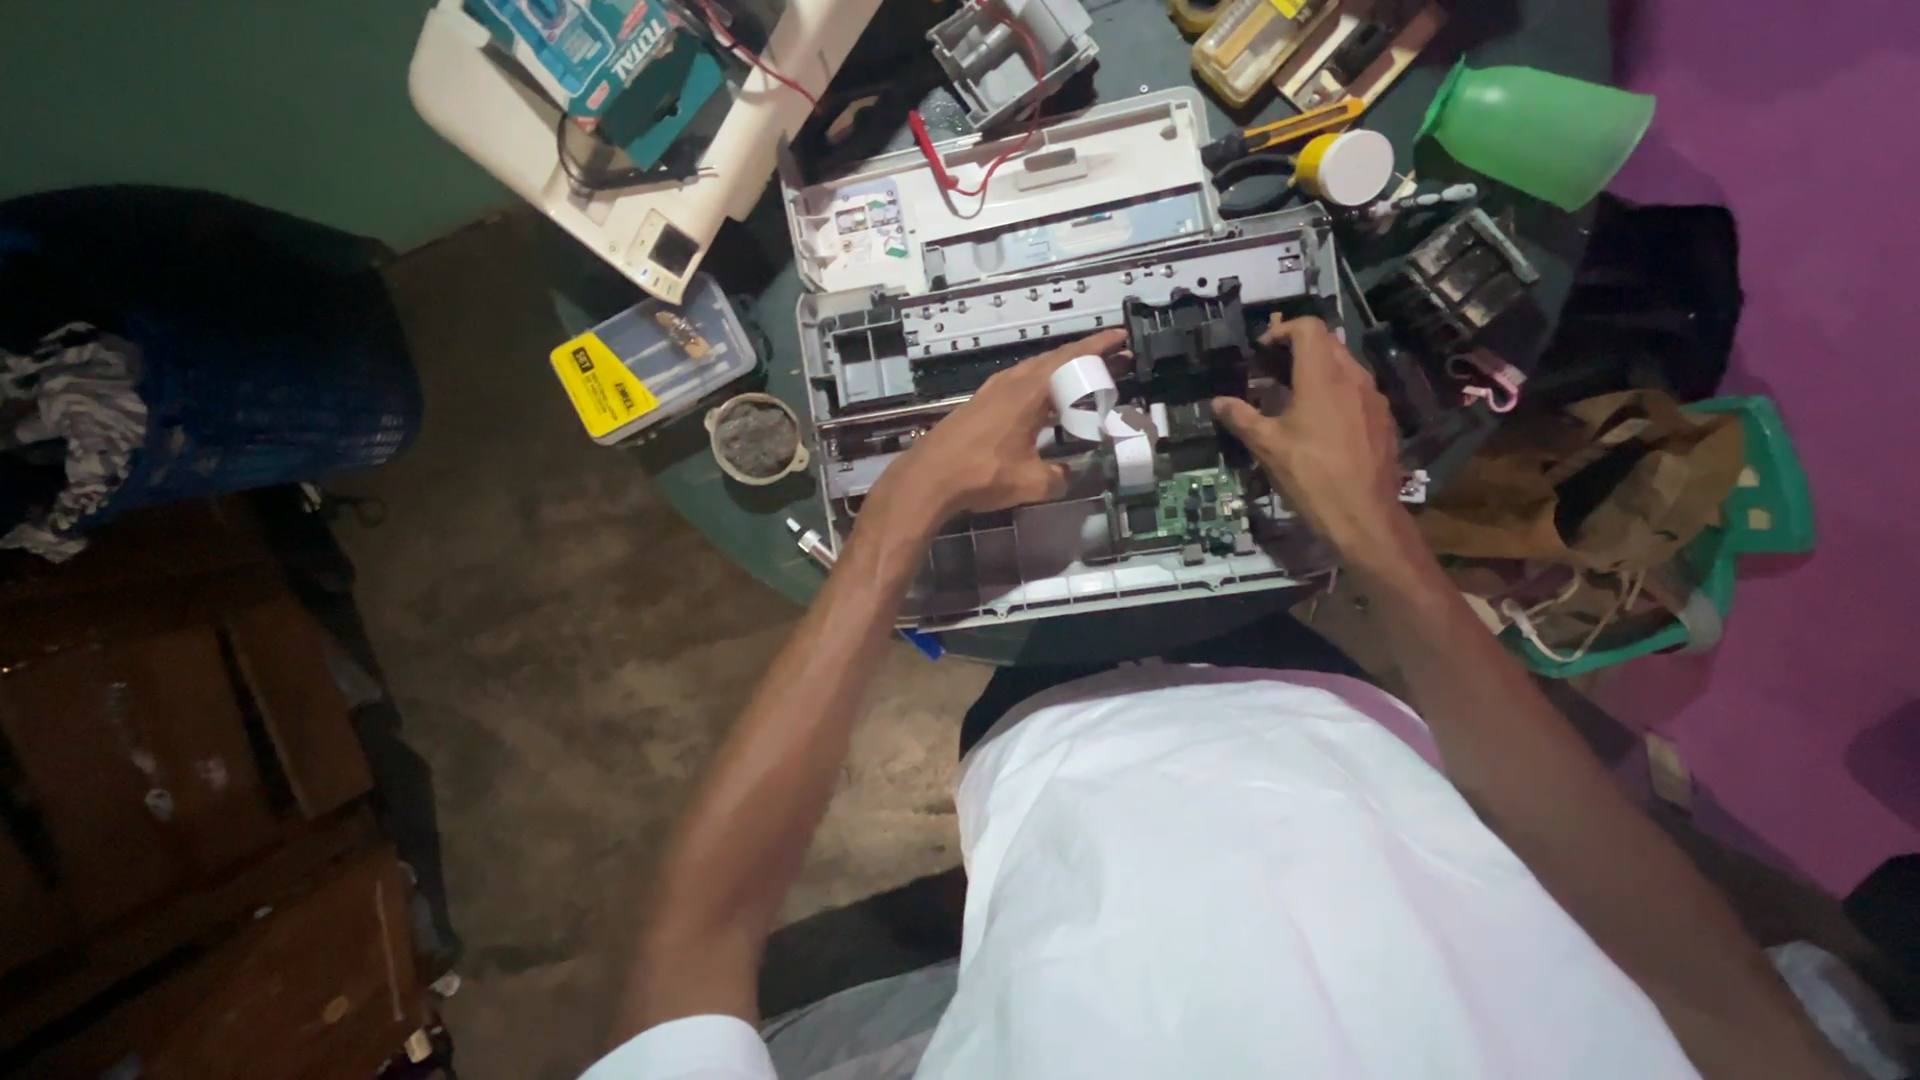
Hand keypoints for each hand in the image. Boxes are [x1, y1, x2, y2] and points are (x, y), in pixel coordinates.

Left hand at [866, 329, 1128, 534]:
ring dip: (1060, 371)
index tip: (1121, 336)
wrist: (929, 478)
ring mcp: (992, 391)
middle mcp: (1011, 383)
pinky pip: (1018, 384)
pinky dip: (1039, 385)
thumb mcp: (1031, 482)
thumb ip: (1059, 477)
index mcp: (1030, 392)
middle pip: (1054, 360)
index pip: (1071, 359)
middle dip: (1084, 358)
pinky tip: (1043, 403)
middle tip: (1111, 361)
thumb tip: (1069, 475)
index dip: (1098, 346)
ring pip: (1033, 371)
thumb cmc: (982, 475)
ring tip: (1082, 381)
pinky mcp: (979, 404)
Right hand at [1211, 317, 1407, 561]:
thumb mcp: (1267, 447)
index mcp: (1323, 376)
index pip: (1308, 328)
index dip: (1282, 331)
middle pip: (1328, 344)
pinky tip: (1320, 424)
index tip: (1262, 351)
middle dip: (1297, 350)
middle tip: (1271, 374)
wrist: (1364, 515)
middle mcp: (1353, 377)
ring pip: (1344, 367)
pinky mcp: (1383, 419)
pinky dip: (1335, 393)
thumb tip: (1218, 403)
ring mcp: (1373, 398)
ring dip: (1317, 372)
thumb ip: (1242, 418)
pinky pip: (1357, 391)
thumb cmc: (1311, 476)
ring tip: (1293, 399)